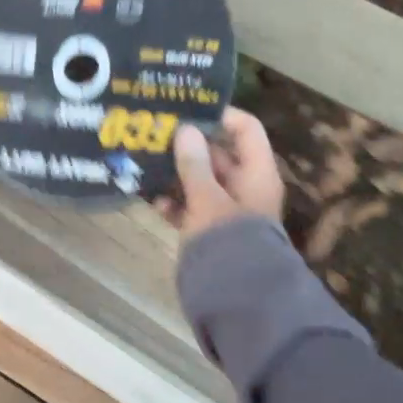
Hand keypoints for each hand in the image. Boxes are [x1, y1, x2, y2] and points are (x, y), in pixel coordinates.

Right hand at [155, 106, 285, 239]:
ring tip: (146, 163)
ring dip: (176, 174)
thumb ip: (194, 164)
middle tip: (156, 134)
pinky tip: (150, 198)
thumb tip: (186, 130)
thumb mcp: (207, 197)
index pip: (245, 130)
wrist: (234, 292)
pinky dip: (173, 202)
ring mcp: (226, 210)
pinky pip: (190, 208)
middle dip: (188, 146)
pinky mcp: (209, 230)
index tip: (188, 110)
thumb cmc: (226, 236)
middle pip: (218, 155)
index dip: (220, 116)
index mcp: (256, 173)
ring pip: (200, 182)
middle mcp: (245, 187)